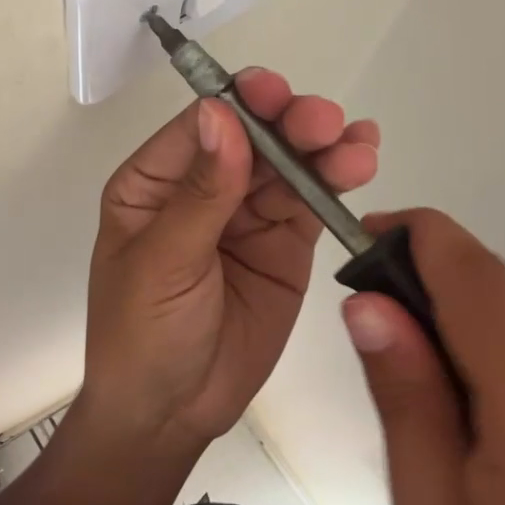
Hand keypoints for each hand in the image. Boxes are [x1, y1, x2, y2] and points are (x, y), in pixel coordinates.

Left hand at [80, 69, 379, 440]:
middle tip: (323, 123)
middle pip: (249, 140)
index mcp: (151, 186)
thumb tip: (218, 113)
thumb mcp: (162, 262)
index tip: (273, 93)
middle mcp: (198, 191)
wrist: (170, 411)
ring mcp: (243, 218)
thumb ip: (200, 194)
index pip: (198, 130)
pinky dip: (335, 181)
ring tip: (355, 144)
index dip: (236, 106)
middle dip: (286, 124)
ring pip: (286, 166)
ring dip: (321, 148)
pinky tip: (361, 161)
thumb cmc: (143, 334)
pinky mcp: (283, 247)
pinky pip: (310, 203)